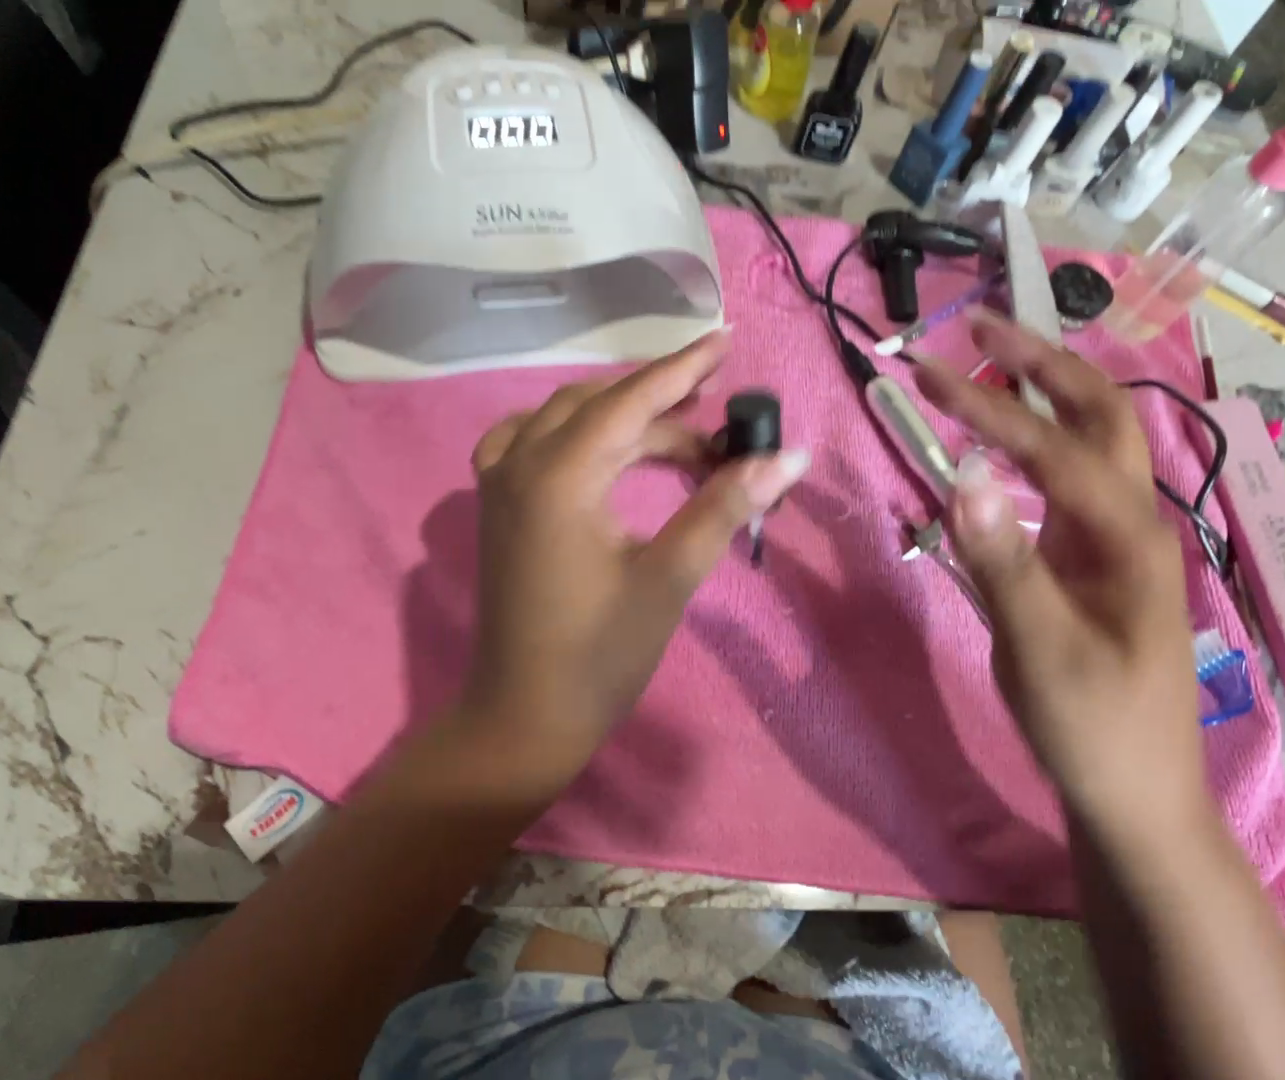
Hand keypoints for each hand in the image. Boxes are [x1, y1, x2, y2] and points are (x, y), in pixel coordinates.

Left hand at [465, 331, 808, 765]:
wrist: (525, 714)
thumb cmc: (601, 653)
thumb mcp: (669, 577)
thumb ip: (724, 507)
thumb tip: (788, 457)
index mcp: (561, 476)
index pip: (630, 401)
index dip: (682, 369)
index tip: (725, 340)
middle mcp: (521, 464)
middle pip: (601, 409)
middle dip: (662, 406)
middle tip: (720, 425)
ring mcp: (499, 484)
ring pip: (564, 421)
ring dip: (621, 420)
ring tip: (678, 439)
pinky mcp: (496, 507)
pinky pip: (528, 442)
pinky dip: (571, 434)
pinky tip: (598, 452)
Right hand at [914, 315, 1206, 827]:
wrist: (1134, 790)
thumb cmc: (1090, 723)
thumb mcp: (1039, 649)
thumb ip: (1001, 559)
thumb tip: (960, 475)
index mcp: (1128, 538)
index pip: (1052, 448)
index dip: (988, 407)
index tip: (925, 372)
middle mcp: (1133, 522)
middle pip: (1101, 415)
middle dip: (1042, 363)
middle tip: (978, 328)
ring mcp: (1119, 541)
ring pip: (1093, 443)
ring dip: (1046, 392)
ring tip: (989, 363)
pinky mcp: (1098, 562)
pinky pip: (1070, 481)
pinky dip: (1037, 442)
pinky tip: (1002, 445)